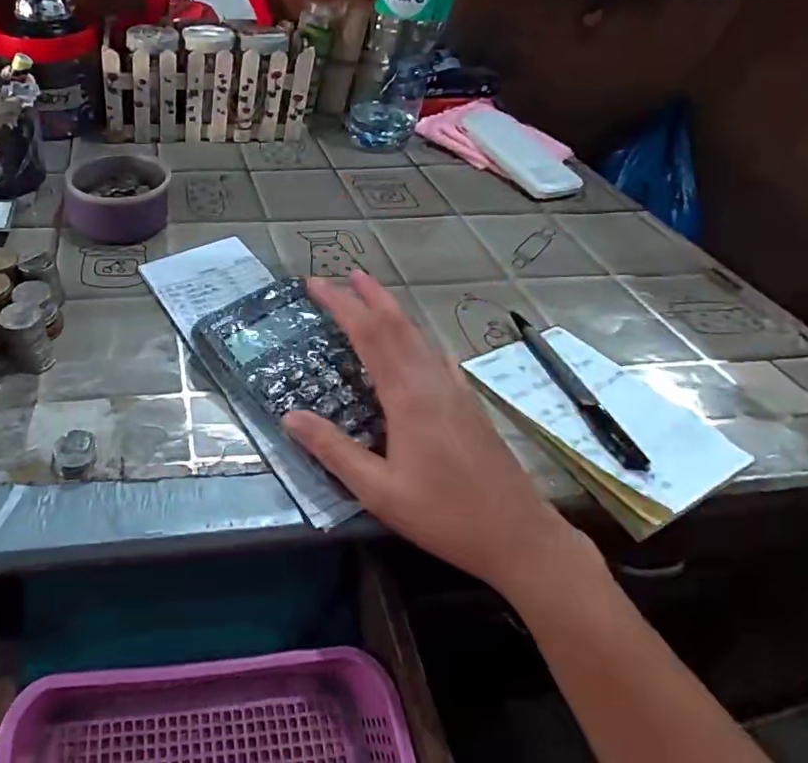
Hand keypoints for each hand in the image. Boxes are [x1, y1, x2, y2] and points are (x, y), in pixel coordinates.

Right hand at [284, 272, 591, 597]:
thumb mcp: (379, 491)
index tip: (316, 283)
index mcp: (408, 396)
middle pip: (398, 324)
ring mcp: (455, 389)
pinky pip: (436, 356)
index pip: (369, 334)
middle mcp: (432, 381)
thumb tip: (290, 417)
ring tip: (372, 296)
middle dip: (369, 295)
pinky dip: (416, 337)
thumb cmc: (444, 515)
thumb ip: (334, 451)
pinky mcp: (469, 402)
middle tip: (343, 274)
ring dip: (393, 311)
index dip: (341, 304)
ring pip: (419, 336)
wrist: (518, 533)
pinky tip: (417, 345)